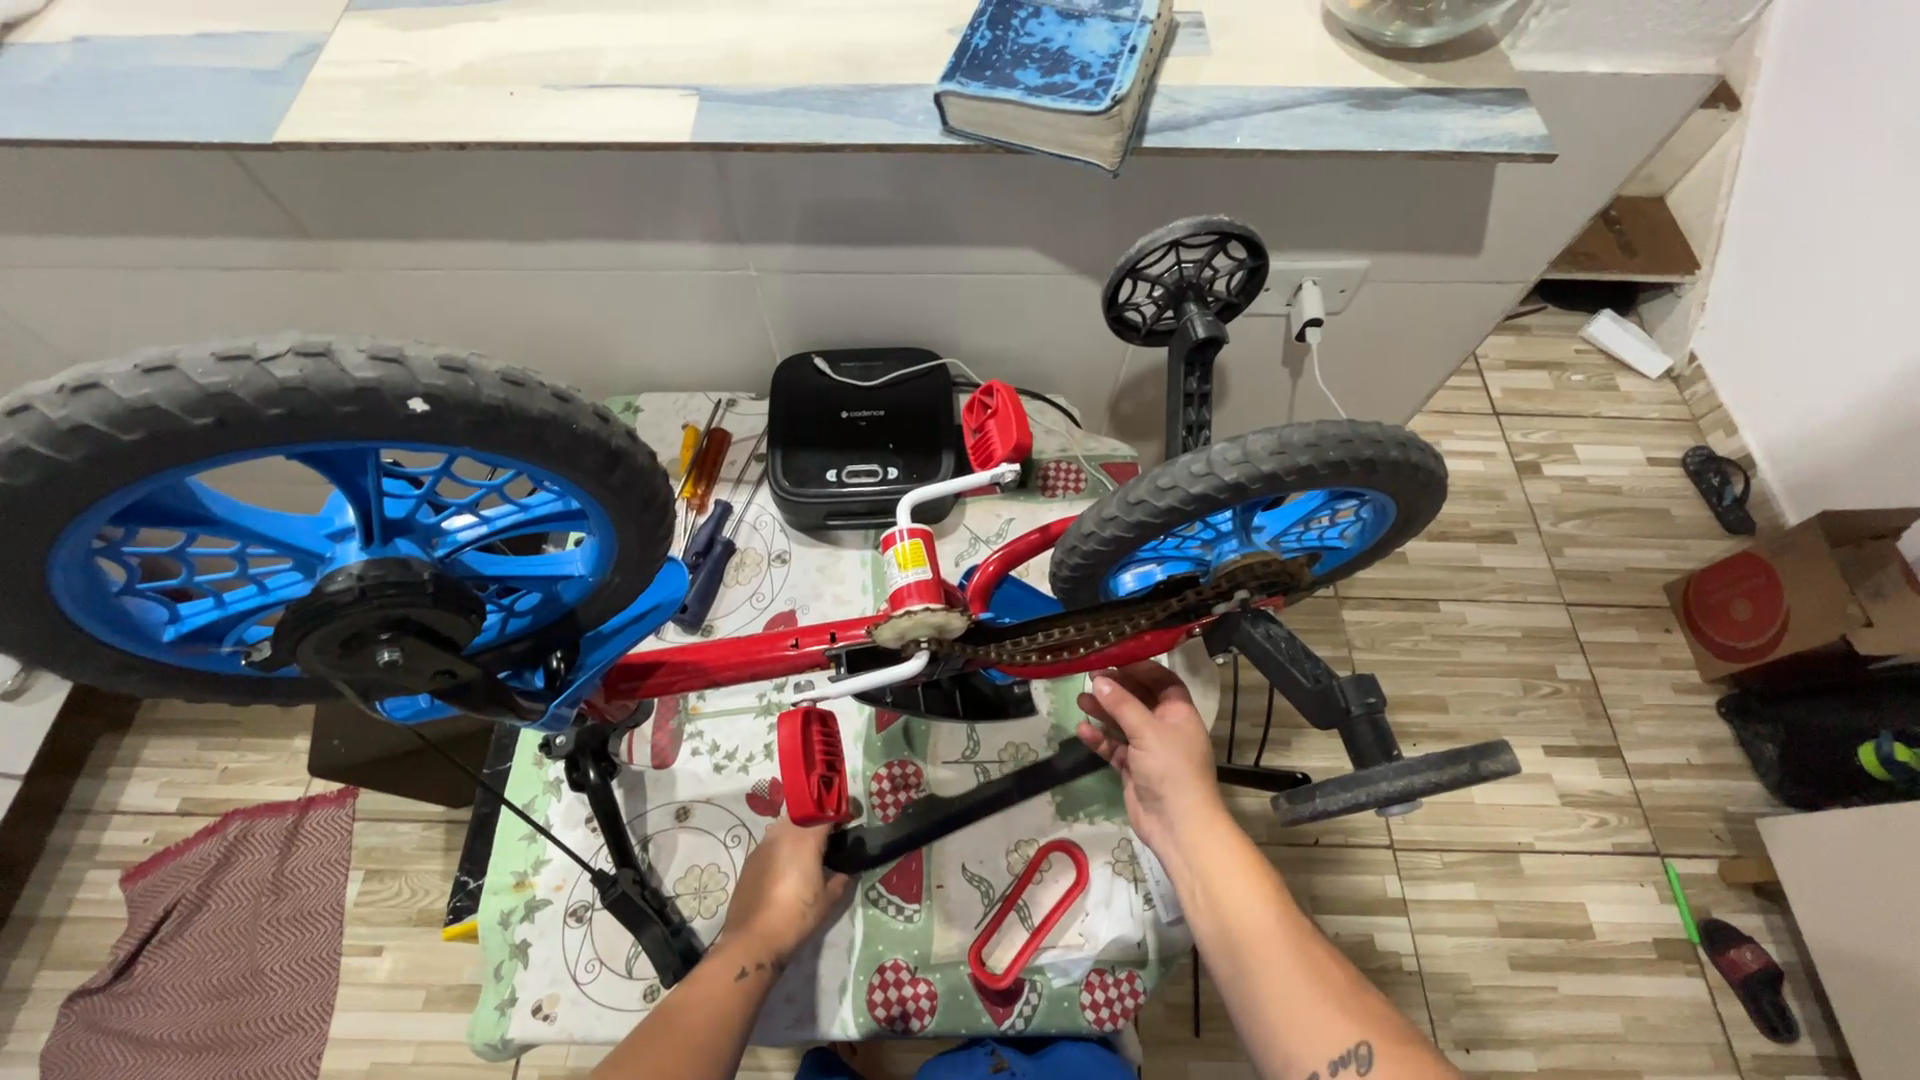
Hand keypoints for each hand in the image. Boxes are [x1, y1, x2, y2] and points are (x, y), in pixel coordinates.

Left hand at [720, 817, 851, 965]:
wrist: (753, 939)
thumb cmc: (796, 917)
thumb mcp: (827, 901)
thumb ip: (841, 881)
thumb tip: (848, 872)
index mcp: (805, 840)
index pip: (826, 816)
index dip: (839, 816)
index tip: (848, 822)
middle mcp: (782, 835)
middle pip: (802, 816)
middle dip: (815, 820)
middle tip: (826, 836)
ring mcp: (762, 846)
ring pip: (783, 826)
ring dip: (796, 831)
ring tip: (805, 850)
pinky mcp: (749, 860)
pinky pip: (770, 843)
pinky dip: (781, 846)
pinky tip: (785, 866)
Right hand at [1076, 661, 1227, 861]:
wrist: (1178, 826)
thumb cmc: (1171, 770)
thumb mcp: (1147, 731)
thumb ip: (1122, 704)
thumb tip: (1099, 679)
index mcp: (1179, 713)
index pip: (1162, 681)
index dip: (1140, 669)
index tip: (1114, 659)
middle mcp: (1165, 728)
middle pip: (1139, 700)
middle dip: (1116, 689)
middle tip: (1090, 677)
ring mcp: (1148, 749)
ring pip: (1123, 724)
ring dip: (1104, 712)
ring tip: (1080, 699)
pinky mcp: (1133, 769)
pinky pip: (1114, 748)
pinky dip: (1100, 739)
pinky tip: (1082, 730)